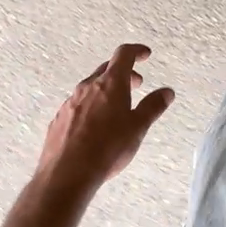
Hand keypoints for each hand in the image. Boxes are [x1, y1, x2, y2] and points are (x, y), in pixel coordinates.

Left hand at [38, 44, 174, 189]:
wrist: (65, 175)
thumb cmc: (107, 147)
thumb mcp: (138, 127)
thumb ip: (153, 106)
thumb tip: (167, 92)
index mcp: (110, 83)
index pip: (124, 54)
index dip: (137, 51)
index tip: (146, 55)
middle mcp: (88, 87)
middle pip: (106, 69)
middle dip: (123, 73)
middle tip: (136, 84)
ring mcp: (69, 103)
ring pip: (90, 87)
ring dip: (105, 90)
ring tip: (115, 107)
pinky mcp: (57, 121)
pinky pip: (77, 105)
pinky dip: (90, 106)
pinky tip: (93, 126)